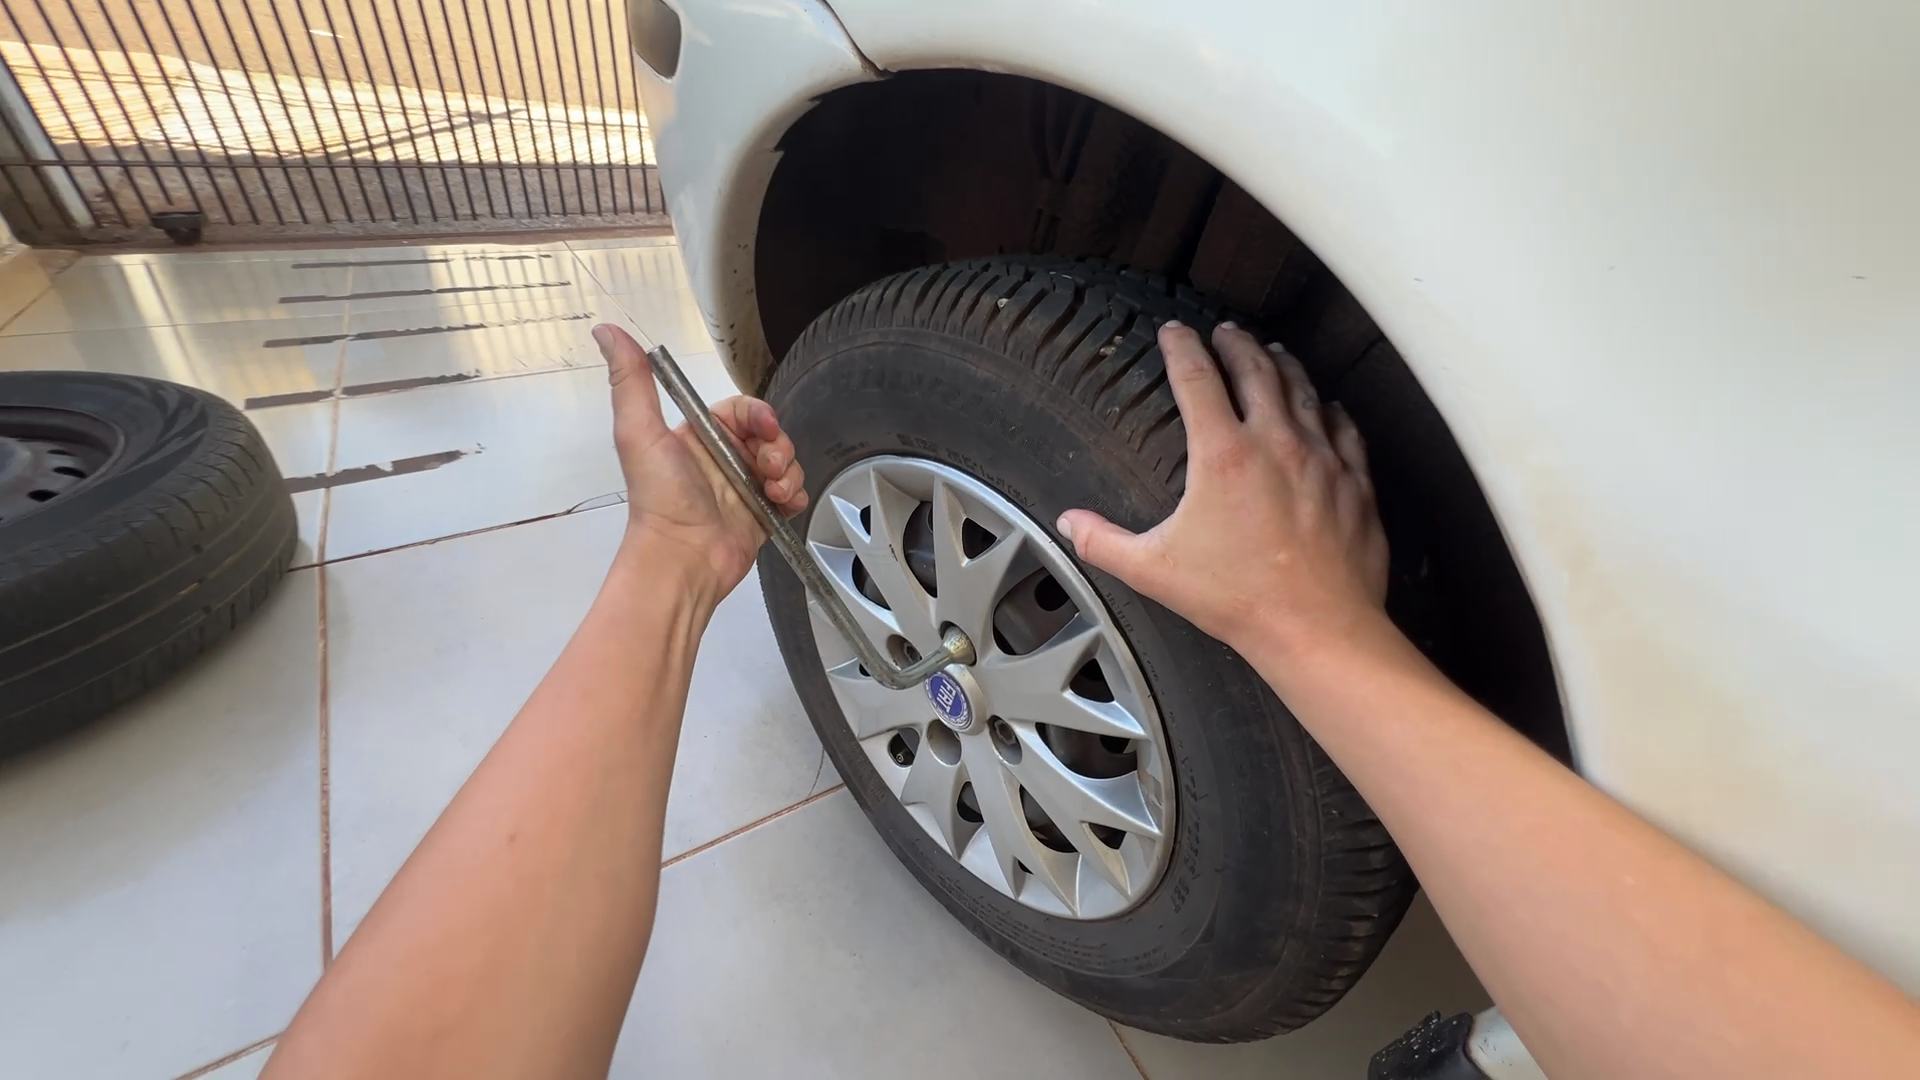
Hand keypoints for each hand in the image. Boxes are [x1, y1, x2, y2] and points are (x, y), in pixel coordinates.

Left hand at [594, 324, 807, 598]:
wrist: (684, 559)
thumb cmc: (660, 502)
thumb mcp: (640, 434)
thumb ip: (631, 382)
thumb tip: (609, 332)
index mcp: (700, 437)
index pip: (742, 410)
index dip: (759, 414)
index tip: (766, 427)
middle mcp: (725, 459)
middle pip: (770, 435)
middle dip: (779, 446)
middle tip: (769, 466)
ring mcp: (746, 487)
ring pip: (786, 462)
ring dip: (789, 472)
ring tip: (773, 490)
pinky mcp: (764, 513)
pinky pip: (793, 493)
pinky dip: (795, 495)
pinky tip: (782, 504)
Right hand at [1057, 321, 1386, 657]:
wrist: (1315, 627)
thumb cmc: (1236, 597)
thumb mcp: (1153, 569)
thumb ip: (1103, 542)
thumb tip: (1069, 524)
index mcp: (1222, 455)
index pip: (1197, 379)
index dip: (1181, 348)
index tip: (1174, 331)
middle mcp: (1275, 443)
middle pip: (1255, 370)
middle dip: (1235, 343)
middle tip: (1224, 331)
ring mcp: (1321, 458)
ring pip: (1302, 389)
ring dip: (1282, 363)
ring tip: (1271, 350)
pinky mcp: (1353, 482)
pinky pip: (1343, 427)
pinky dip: (1328, 408)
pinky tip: (1325, 405)